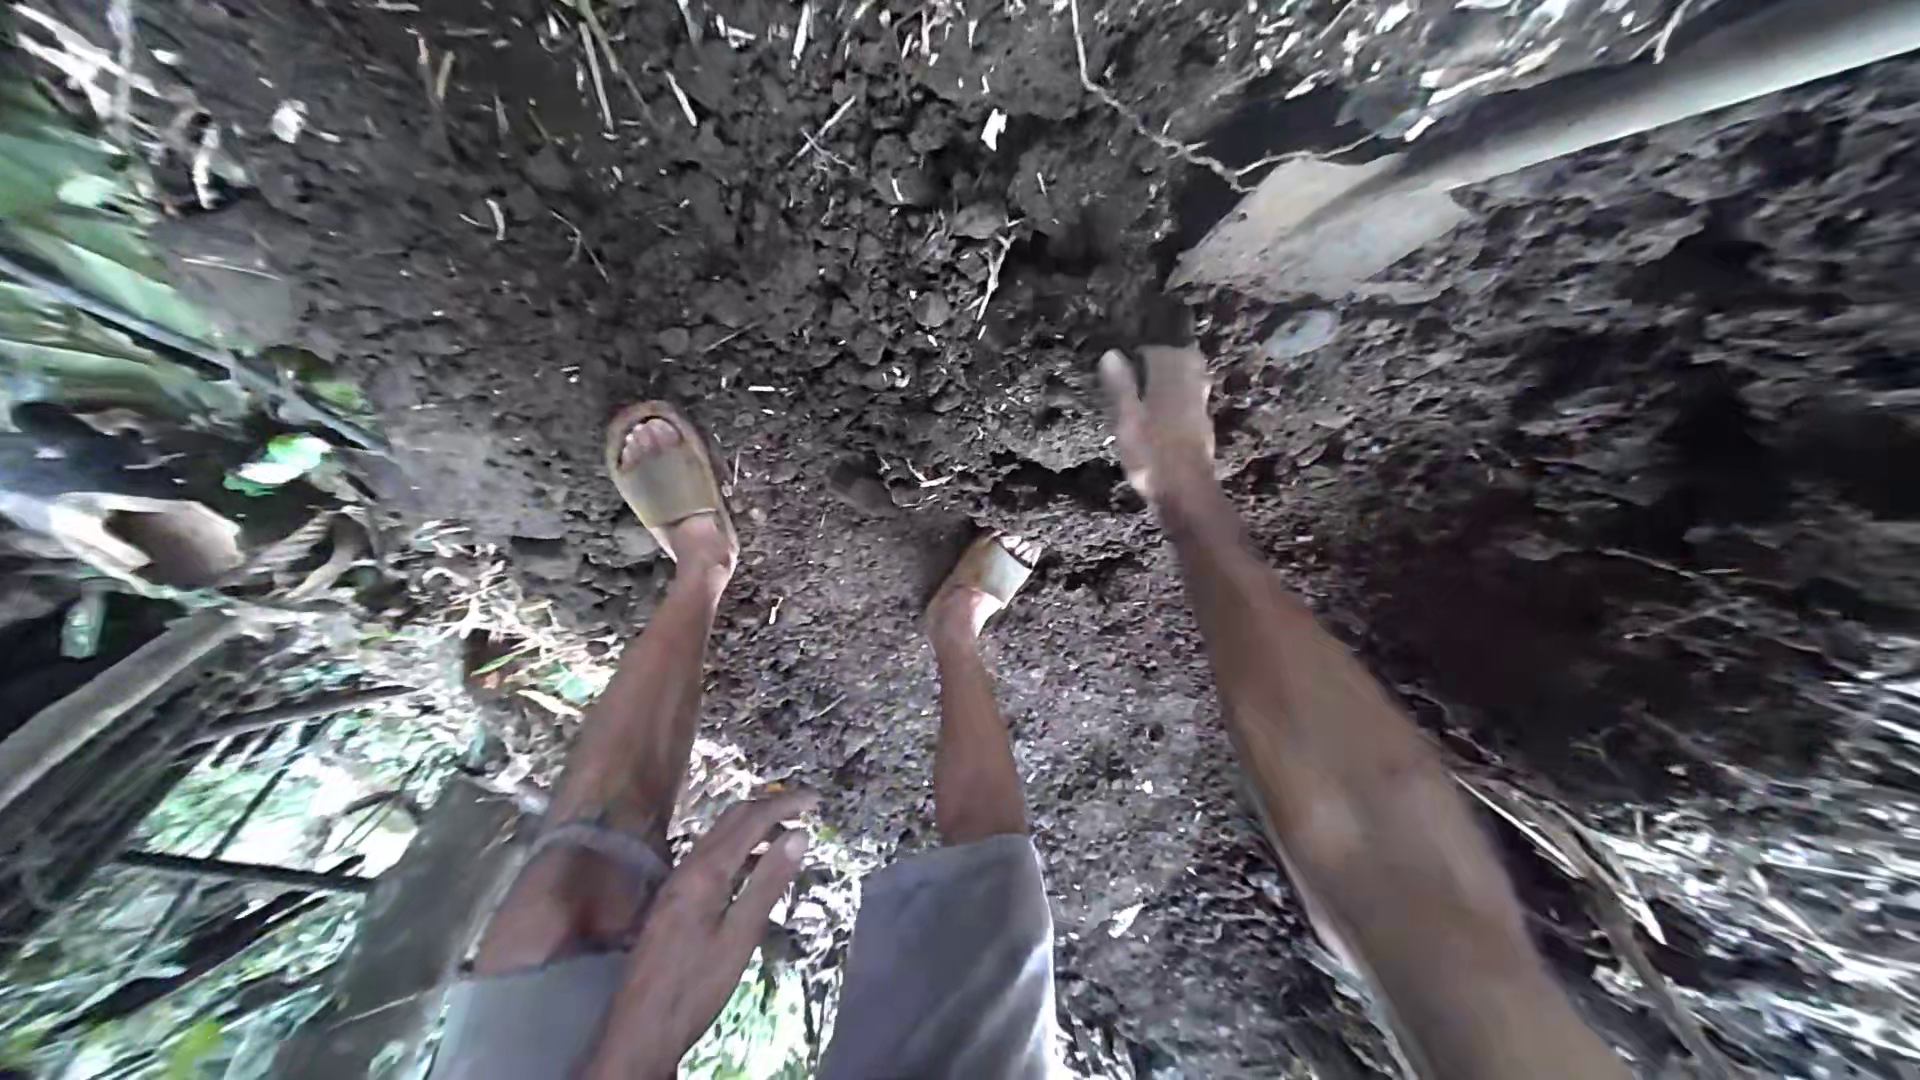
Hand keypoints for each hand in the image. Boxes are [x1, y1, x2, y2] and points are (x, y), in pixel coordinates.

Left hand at [584, 790, 815, 1079]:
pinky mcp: (675, 897)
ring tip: (787, 836)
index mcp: (706, 870)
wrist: (638, 1032)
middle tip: (804, 810)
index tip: (815, 799)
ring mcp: (678, 880)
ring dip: (755, 825)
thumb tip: (800, 834)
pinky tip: (754, 868)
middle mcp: (689, 865)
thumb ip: (768, 881)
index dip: (786, 804)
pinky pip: (713, 854)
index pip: (752, 819)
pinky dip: (740, 846)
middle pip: (733, 818)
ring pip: (722, 835)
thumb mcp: (740, 935)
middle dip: (770, 806)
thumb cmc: (695, 985)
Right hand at [1100, 345, 1214, 501]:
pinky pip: (1194, 400)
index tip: (1129, 353)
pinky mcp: (1203, 429)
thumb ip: (1121, 387)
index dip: (1145, 349)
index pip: (1161, 351)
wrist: (1185, 492)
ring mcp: (1200, 410)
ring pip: (1193, 380)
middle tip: (1147, 360)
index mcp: (1169, 383)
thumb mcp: (1127, 421)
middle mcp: (1190, 390)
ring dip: (1178, 374)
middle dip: (1168, 355)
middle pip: (1185, 360)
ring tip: (1156, 381)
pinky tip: (1169, 410)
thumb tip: (1112, 353)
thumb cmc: (1151, 456)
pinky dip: (1182, 397)